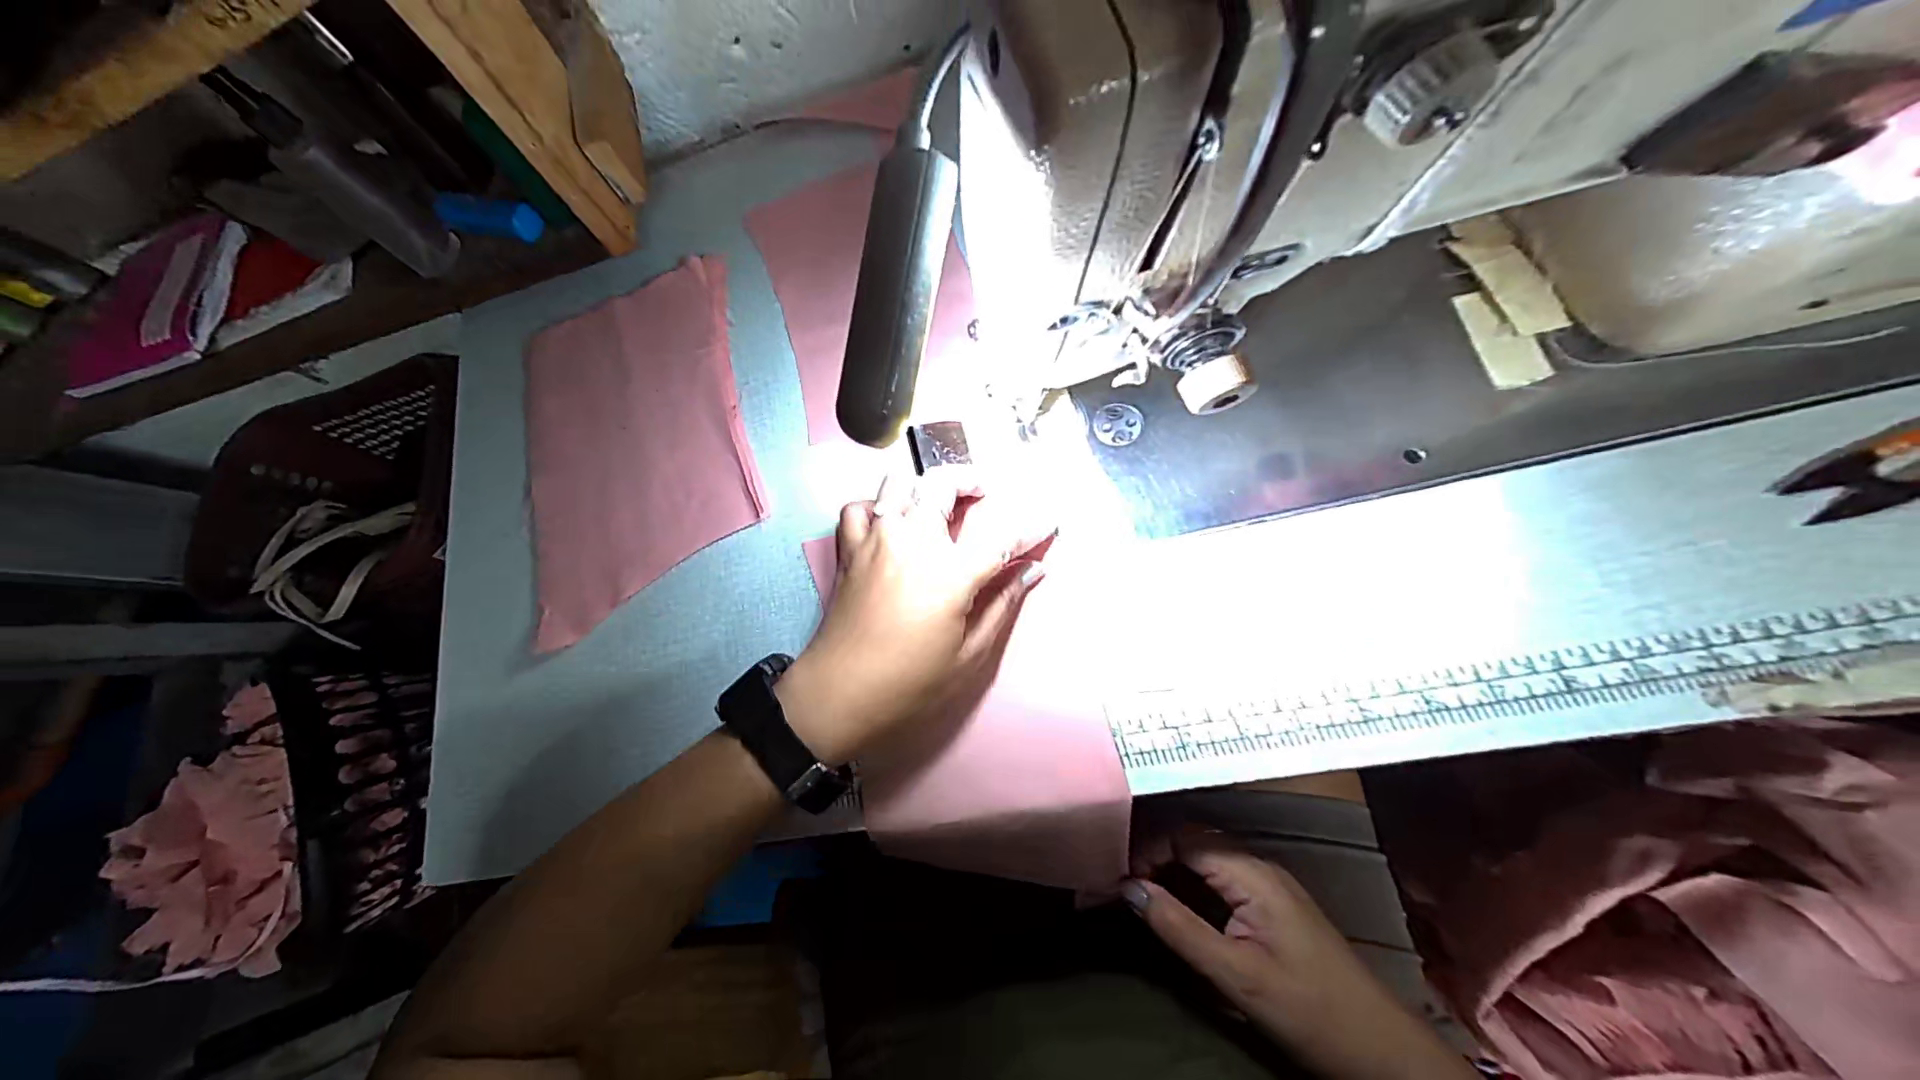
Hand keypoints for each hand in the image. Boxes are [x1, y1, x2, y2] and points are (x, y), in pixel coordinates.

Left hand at [776, 466, 1054, 765]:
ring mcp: (877, 540)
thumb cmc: (910, 682)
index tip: (1049, 522)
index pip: (1001, 538)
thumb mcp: (968, 655)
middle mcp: (913, 542)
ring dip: (924, 486)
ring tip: (937, 502)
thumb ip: (1002, 605)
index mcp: (950, 573)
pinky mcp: (849, 550)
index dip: (1031, 529)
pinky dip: (876, 506)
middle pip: (943, 486)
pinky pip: (859, 507)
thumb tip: (1034, 570)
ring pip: (899, 484)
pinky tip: (888, 522)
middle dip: (970, 481)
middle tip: (983, 493)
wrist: (839, 693)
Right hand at [1124, 835, 1475, 1079]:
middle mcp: (1259, 865)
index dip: (1144, 850)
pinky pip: (1219, 876)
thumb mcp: (1235, 976)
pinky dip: (1189, 885)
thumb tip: (1127, 888)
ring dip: (1168, 871)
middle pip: (1191, 841)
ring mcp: (1268, 882)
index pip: (1182, 837)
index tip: (1115, 879)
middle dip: (1151, 857)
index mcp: (1251, 873)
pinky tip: (1174, 906)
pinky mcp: (1271, 902)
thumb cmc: (1309, 1011)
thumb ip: (1178, 927)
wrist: (1381, 1049)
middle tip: (1119, 887)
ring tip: (1137, 895)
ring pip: (1203, 857)